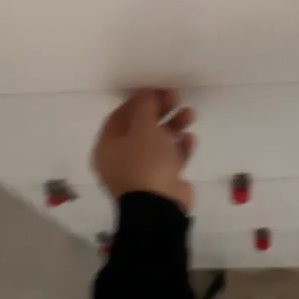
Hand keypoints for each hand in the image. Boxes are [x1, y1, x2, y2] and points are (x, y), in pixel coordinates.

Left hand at [92, 88, 196, 210]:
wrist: (159, 208)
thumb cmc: (145, 162)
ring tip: (190, 115)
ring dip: (174, 125)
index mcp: (107, 147)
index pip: (120, 116)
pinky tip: (190, 139)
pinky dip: (180, 147)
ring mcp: (141, 172)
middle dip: (160, 111)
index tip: (157, 90)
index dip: (138, 100)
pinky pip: (170, 158)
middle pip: (140, 127)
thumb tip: (147, 94)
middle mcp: (121, 159)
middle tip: (177, 98)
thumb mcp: (143, 127)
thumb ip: (145, 106)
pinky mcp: (161, 182)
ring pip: (158, 142)